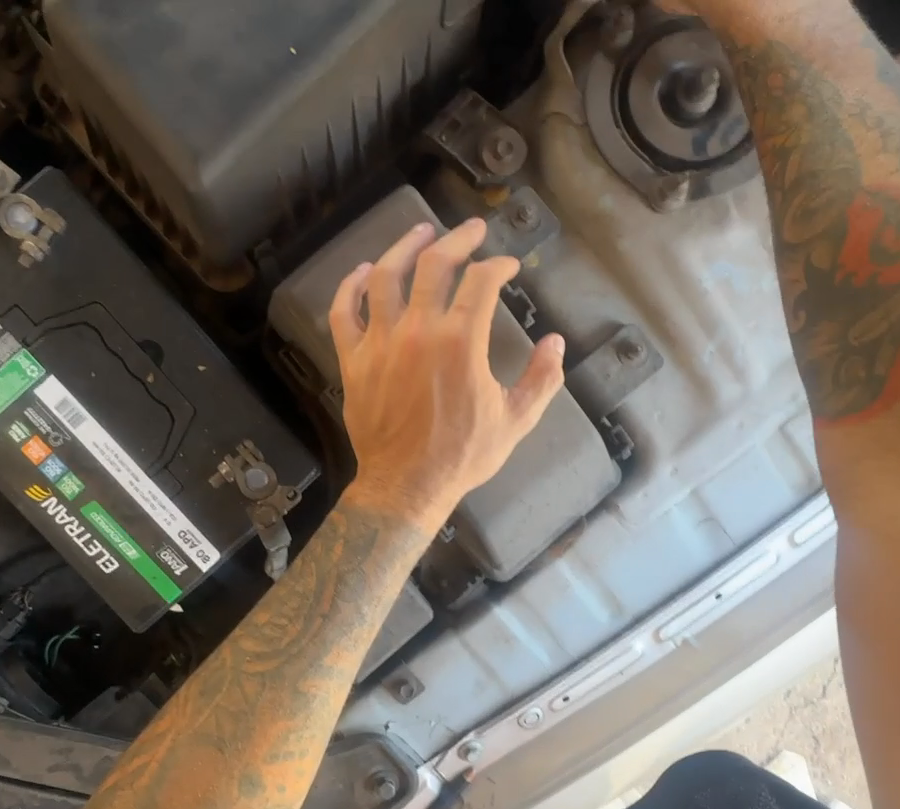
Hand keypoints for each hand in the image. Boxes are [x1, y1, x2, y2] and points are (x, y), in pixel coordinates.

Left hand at [329, 218, 565, 531]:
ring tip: (420, 232)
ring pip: (385, 278)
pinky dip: (351, 287)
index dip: (498, 266)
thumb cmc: (461, 456)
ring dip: (404, 248)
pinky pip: (344, 313)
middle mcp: (417, 331)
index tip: (507, 267)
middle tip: (472, 229)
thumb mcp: (515, 421)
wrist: (405, 487)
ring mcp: (379, 343)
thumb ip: (542, 379)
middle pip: (434, 265)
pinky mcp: (353, 361)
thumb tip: (555, 343)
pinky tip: (364, 271)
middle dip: (458, 240)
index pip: (481, 281)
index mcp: (461, 341)